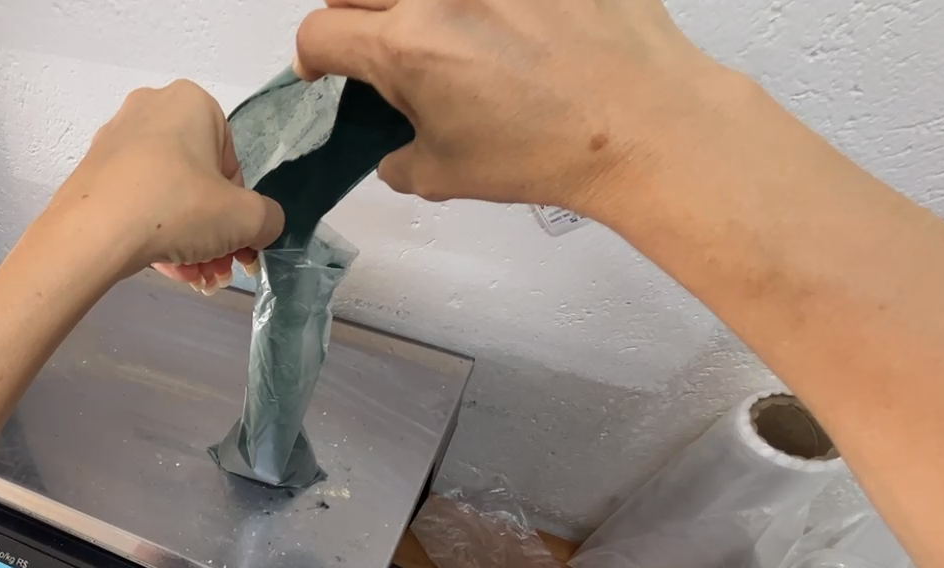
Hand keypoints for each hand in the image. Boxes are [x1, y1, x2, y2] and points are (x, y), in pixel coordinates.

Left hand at [41, 81, 283, 289]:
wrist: (92, 233)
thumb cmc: (176, 209)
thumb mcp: (243, 219)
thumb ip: (267, 221)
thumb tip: (264, 228)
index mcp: (192, 103)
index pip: (230, 166)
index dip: (238, 214)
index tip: (236, 249)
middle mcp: (151, 111)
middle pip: (196, 186)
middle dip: (212, 236)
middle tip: (217, 273)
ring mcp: (115, 145)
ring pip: (166, 201)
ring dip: (187, 244)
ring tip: (195, 280)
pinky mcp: (92, 178)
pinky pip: (136, 207)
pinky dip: (154, 237)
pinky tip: (166, 270)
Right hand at [295, 0, 739, 219]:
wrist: (632, 121)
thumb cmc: (537, 150)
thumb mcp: (438, 174)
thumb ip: (394, 156)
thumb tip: (394, 148)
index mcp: (406, 49)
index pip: (319, 32)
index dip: (310, 58)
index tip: (323, 70)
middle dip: (348, 16)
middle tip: (371, 43)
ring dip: (405, 7)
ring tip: (433, 29)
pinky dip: (471, 6)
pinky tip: (492, 23)